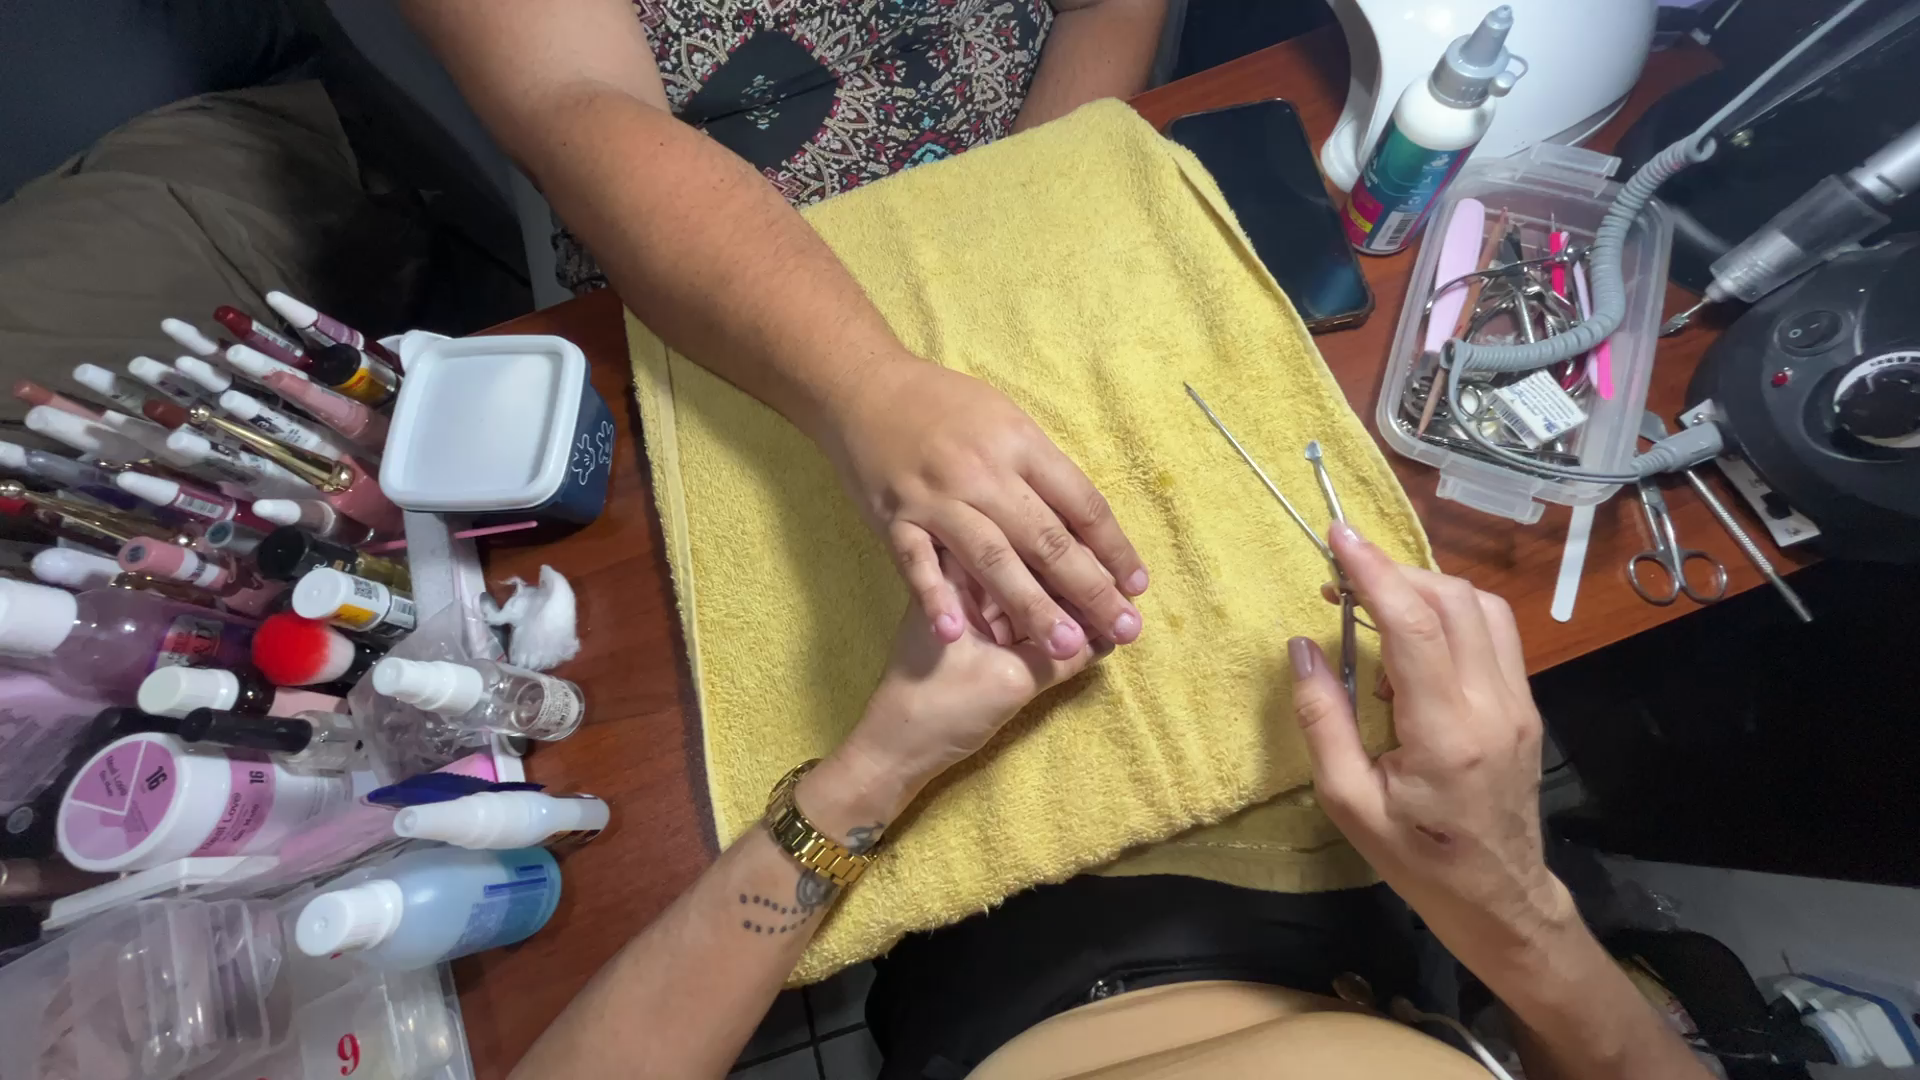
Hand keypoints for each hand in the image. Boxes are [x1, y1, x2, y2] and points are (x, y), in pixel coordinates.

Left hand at [808, 551, 1102, 829]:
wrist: (894, 753)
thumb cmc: (940, 709)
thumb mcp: (1010, 681)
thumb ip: (1063, 654)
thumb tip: (1114, 631)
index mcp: (956, 575)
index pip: (1021, 545)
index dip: (1072, 554)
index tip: (1117, 569)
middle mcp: (961, 579)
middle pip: (1028, 562)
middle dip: (1075, 576)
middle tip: (1126, 590)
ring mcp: (969, 605)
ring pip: (1028, 587)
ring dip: (1066, 599)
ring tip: (1116, 607)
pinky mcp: (977, 630)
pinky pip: (1021, 613)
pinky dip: (1051, 619)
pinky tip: (1088, 628)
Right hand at [820, 357, 1146, 659]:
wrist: (865, 388)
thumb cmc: (942, 404)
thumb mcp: (1004, 418)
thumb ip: (1039, 468)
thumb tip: (1082, 523)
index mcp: (1019, 444)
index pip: (1081, 503)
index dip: (1114, 548)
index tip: (1137, 586)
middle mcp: (984, 473)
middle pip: (1047, 539)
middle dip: (1091, 589)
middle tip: (1125, 631)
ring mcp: (938, 498)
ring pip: (992, 559)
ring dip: (1031, 606)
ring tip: (1065, 647)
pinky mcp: (896, 518)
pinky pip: (918, 564)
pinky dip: (936, 598)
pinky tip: (956, 634)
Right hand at [1289, 524, 1576, 975]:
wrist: (1499, 898)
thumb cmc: (1414, 855)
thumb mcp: (1345, 798)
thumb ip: (1322, 717)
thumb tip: (1303, 646)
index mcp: (1447, 733)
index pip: (1415, 627)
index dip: (1375, 573)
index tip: (1339, 537)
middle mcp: (1494, 706)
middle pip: (1454, 602)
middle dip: (1393, 572)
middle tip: (1340, 576)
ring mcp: (1518, 703)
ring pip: (1482, 607)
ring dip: (1423, 586)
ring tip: (1370, 598)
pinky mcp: (1522, 704)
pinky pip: (1490, 630)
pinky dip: (1444, 609)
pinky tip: (1407, 631)